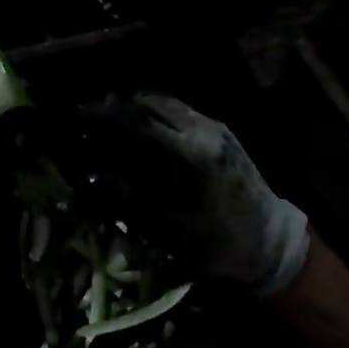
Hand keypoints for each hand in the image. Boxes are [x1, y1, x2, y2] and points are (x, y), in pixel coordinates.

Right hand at [90, 93, 309, 296]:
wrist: (269, 243)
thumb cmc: (215, 246)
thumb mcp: (167, 232)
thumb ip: (127, 199)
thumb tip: (91, 176)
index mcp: (189, 159)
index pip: (137, 122)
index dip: (104, 118)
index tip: (79, 120)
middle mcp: (201, 133)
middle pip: (147, 104)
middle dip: (114, 109)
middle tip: (90, 122)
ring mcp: (213, 127)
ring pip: (163, 101)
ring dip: (133, 107)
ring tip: (112, 124)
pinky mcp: (220, 129)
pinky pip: (178, 108)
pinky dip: (153, 111)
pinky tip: (142, 128)